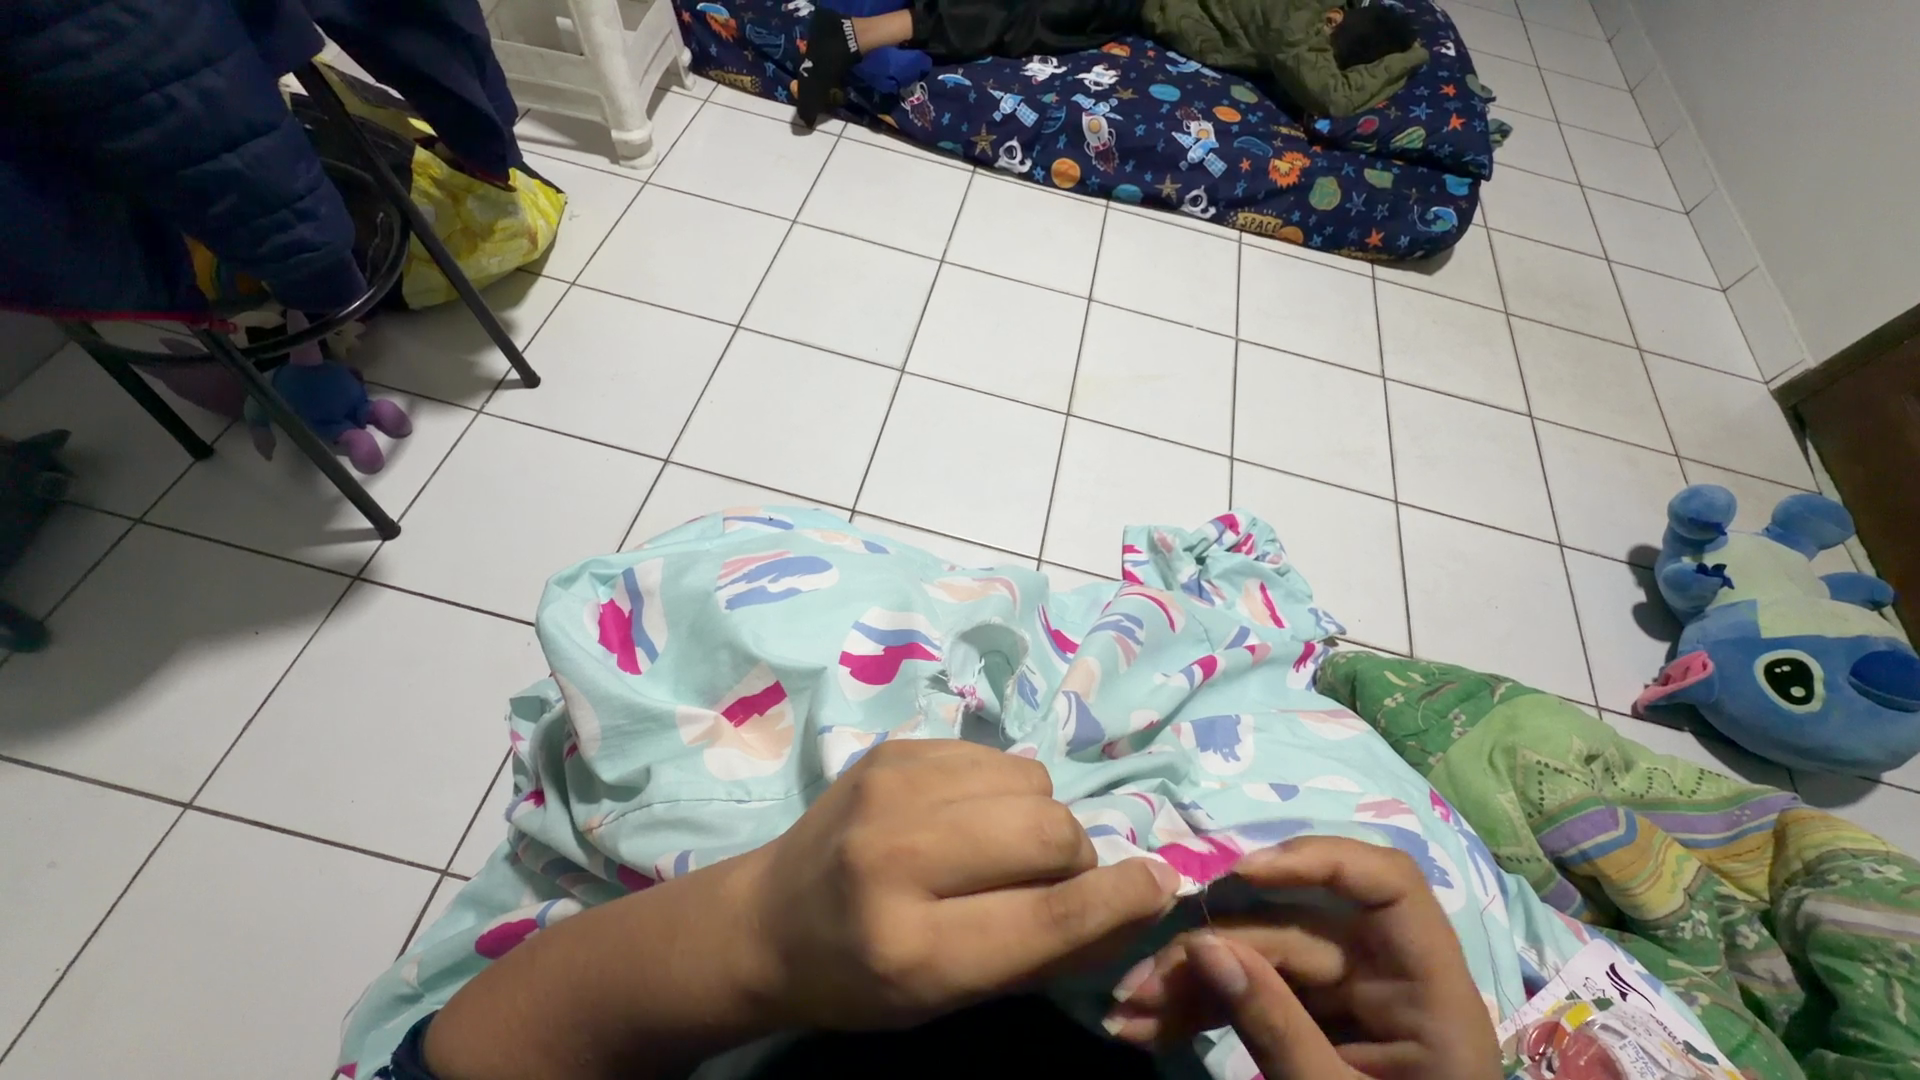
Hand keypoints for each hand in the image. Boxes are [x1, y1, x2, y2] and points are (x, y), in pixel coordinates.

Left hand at [736, 739, 1182, 1029]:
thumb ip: (1044, 952)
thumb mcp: (949, 998)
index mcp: (912, 946)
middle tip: (1051, 877)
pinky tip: (966, 814)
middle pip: (1047, 830)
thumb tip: (1134, 901)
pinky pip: (993, 756)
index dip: (1119, 900)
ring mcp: (890, 787)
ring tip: (1001, 844)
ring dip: (1037, 816)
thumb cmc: (860, 980)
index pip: (1047, 915)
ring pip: (1029, 780)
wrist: (768, 919)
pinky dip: (1002, 788)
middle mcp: (898, 854)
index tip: (1157, 885)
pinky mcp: (891, 749)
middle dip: (1076, 855)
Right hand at [1104, 837, 1499, 1079]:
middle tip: (1142, 988)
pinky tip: (1153, 1023)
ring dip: (1191, 980)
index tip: (1245, 876)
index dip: (1319, 861)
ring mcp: (1346, 995)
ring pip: (1257, 957)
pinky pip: (1251, 991)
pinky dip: (1203, 1005)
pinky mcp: (1312, 1018)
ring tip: (1131, 1012)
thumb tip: (1204, 947)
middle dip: (1210, 950)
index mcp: (1429, 990)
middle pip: (1291, 926)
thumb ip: (1277, 1030)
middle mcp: (1386, 975)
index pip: (1388, 884)